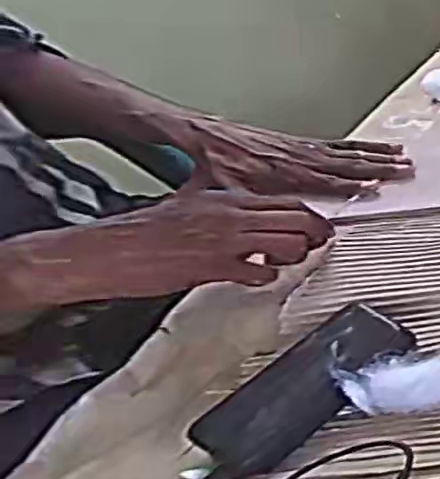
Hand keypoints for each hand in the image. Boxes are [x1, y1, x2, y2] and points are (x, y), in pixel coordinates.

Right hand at [0, 187, 332, 307]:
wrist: (84, 255)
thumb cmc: (133, 235)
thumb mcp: (188, 209)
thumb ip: (228, 211)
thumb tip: (265, 218)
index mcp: (223, 200)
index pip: (291, 203)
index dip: (313, 218)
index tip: (316, 229)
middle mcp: (228, 216)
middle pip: (302, 221)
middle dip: (317, 235)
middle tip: (313, 246)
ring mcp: (222, 241)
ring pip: (292, 244)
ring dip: (296, 257)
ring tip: (279, 262)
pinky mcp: (211, 266)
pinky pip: (263, 273)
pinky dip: (266, 278)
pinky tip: (252, 277)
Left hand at [176, 116, 410, 197]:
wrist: (191, 133)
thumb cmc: (207, 163)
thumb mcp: (224, 192)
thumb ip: (254, 209)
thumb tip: (268, 228)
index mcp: (287, 174)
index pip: (329, 181)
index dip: (353, 185)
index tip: (377, 188)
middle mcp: (301, 159)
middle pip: (350, 164)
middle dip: (380, 168)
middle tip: (406, 171)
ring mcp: (305, 149)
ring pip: (351, 153)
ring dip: (380, 156)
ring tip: (404, 158)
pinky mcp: (305, 142)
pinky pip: (343, 144)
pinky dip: (366, 146)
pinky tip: (382, 147)